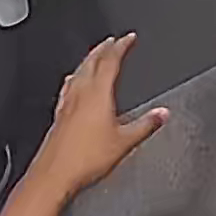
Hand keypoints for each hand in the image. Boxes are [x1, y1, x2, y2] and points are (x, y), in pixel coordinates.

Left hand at [29, 34, 168, 198]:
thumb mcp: (125, 142)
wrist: (52, 178)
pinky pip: (68, 87)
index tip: (128, 38)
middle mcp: (80, 95)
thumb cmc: (84, 159)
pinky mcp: (58, 117)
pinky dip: (75, 78)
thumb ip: (146, 125)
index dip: (121, 46)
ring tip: (94, 55)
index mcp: (97, 94)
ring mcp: (66, 105)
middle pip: (92, 62)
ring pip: (78, 72)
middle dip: (104, 48)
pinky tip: (72, 84)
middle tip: (112, 40)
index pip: (111, 61)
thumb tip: (162, 113)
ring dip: (89, 60)